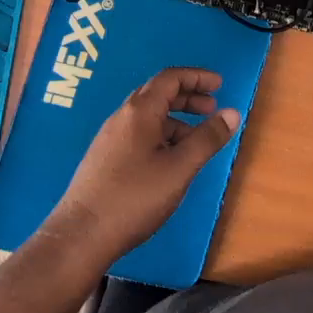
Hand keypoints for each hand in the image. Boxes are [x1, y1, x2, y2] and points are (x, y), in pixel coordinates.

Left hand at [49, 68, 240, 260]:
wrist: (80, 236)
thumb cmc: (134, 197)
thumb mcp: (179, 168)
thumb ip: (207, 139)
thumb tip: (232, 113)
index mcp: (140, 111)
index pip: (170, 78)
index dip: (197, 77)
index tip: (220, 85)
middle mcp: (122, 117)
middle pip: (158, 93)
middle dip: (188, 97)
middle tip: (212, 108)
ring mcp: (110, 138)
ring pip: (148, 117)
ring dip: (175, 120)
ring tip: (196, 140)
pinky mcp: (104, 159)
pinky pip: (138, 134)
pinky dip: (160, 136)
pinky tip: (169, 161)